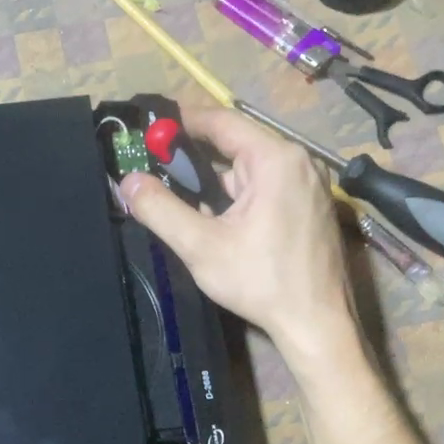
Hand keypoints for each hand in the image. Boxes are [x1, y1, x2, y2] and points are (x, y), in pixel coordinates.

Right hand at [120, 108, 356, 360]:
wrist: (316, 321)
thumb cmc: (260, 280)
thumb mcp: (200, 246)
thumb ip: (161, 209)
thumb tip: (127, 181)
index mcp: (276, 159)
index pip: (222, 122)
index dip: (182, 121)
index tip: (148, 127)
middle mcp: (298, 161)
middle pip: (235, 145)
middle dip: (193, 156)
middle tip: (152, 166)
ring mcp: (308, 183)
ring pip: (248, 169)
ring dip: (213, 181)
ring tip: (176, 197)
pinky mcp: (308, 206)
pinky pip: (263, 186)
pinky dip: (234, 195)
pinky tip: (213, 218)